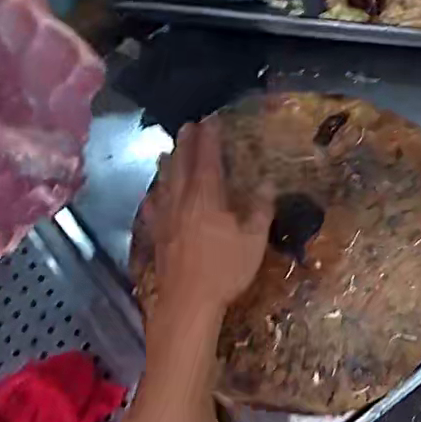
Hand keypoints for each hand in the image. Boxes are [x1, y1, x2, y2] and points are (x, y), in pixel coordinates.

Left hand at [146, 119, 269, 324]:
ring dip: (169, 164)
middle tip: (189, 126)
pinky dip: (155, 194)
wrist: (188, 301)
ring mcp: (165, 218)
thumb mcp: (254, 240)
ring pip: (165, 183)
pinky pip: (154, 206)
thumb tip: (267, 184)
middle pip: (181, 167)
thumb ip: (260, 210)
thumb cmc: (226, 269)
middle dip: (186, 145)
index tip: (211, 120)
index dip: (209, 140)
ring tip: (170, 151)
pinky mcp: (157, 235)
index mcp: (207, 199)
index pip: (207, 162)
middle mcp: (182, 202)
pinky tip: (154, 194)